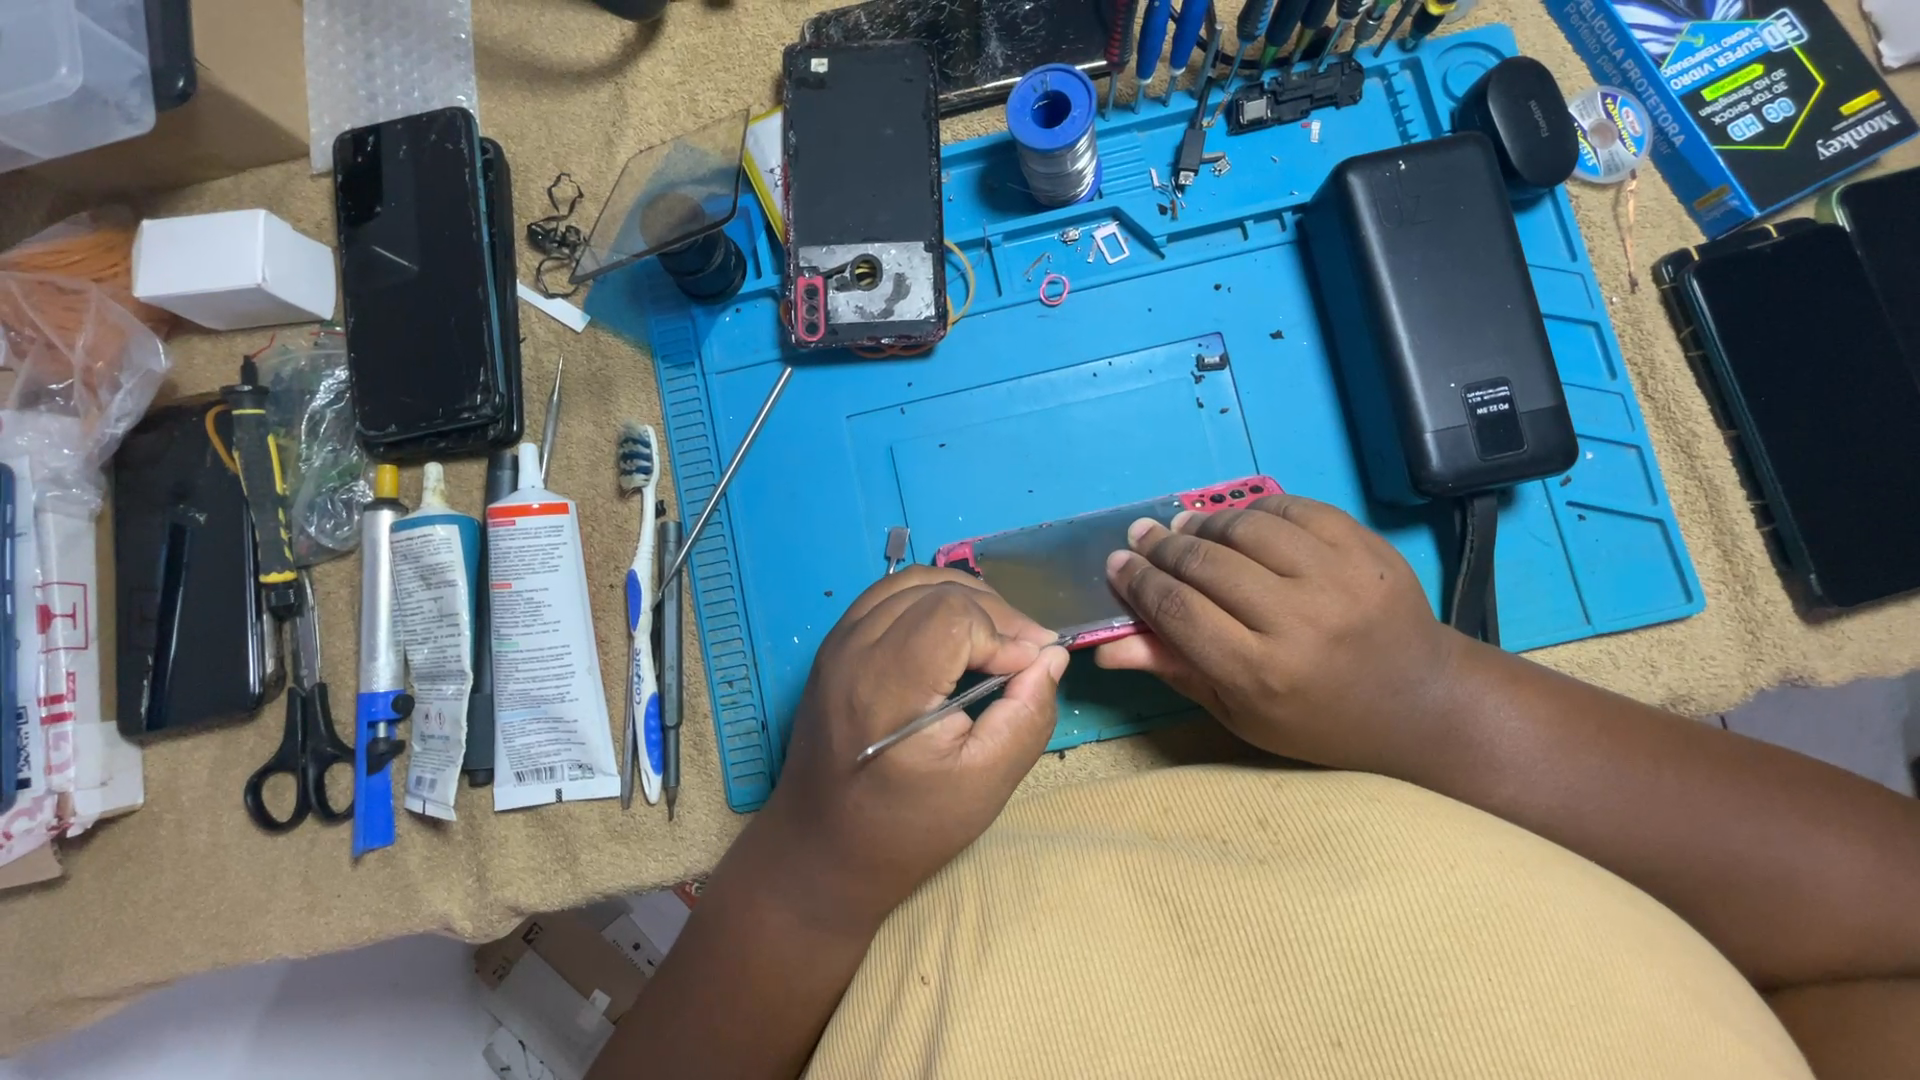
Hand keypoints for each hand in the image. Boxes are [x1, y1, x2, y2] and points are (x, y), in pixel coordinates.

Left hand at [759, 566, 1068, 928]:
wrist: (821, 851)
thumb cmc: (905, 828)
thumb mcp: (984, 784)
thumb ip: (1027, 714)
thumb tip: (1051, 656)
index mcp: (886, 685)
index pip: (955, 613)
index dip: (1003, 633)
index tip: (1025, 672)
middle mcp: (853, 649)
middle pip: (937, 589)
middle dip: (993, 613)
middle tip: (1024, 653)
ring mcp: (837, 643)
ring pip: (912, 581)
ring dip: (964, 599)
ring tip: (995, 639)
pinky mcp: (833, 647)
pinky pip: (888, 595)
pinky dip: (930, 601)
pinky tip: (954, 636)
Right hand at [1096, 494, 1463, 774]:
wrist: (1418, 703)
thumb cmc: (1315, 720)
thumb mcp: (1238, 711)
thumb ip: (1174, 668)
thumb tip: (1103, 647)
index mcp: (1261, 672)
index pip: (1177, 609)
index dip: (1138, 581)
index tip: (1118, 563)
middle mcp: (1299, 621)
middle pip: (1205, 564)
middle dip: (1162, 547)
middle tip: (1142, 538)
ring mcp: (1338, 578)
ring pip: (1245, 528)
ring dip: (1204, 523)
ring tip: (1186, 528)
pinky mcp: (1365, 548)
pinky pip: (1293, 509)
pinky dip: (1255, 510)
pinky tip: (1240, 522)